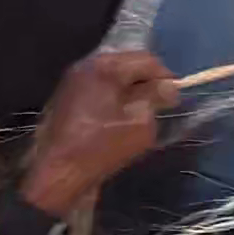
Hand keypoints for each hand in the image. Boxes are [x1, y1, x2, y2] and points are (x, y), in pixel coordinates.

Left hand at [23, 51, 179, 214]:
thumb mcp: (139, 123)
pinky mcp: (65, 102)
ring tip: (141, 114)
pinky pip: (97, 93)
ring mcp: (71, 84)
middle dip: (146, 82)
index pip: (145, 59)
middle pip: (125, 66)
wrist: (56, 174)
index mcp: (103, 66)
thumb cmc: (101, 146)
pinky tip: (118, 121)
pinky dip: (111, 101)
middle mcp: (84, 67)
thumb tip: (168, 86)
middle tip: (160, 106)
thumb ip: (155, 98)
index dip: (165, 76)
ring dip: (128, 92)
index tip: (176, 97)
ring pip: (110, 80)